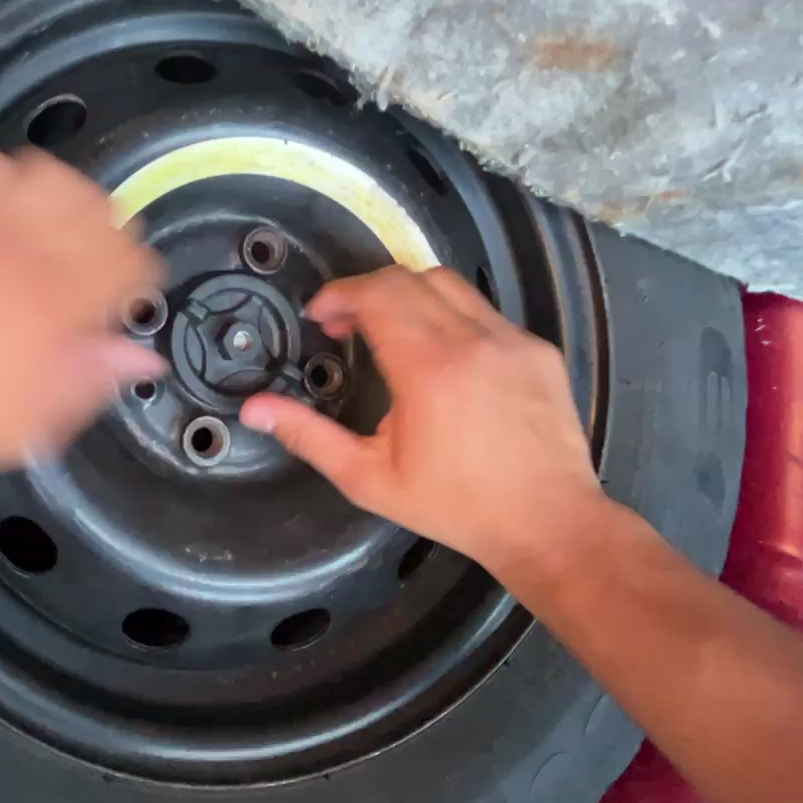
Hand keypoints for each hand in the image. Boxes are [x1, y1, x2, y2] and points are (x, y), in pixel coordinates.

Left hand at [0, 137, 163, 473]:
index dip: (136, 268)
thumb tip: (135, 357)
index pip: (126, 259)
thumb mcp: (23, 421)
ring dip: (57, 192)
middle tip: (92, 249)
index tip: (128, 279)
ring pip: (43, 172)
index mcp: (50, 305)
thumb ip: (88, 378)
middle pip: (93, 205)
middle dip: (104, 225)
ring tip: (47, 219)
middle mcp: (16, 253)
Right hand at [240, 266, 602, 570]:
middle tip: (342, 324)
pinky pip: (482, 310)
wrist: (548, 524)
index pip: (376, 294)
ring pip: (447, 283)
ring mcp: (511, 340)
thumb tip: (254, 410)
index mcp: (428, 367)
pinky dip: (447, 315)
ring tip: (387, 329)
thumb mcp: (366, 477)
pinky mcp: (536, 350)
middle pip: (406, 278)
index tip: (319, 314)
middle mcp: (472, 340)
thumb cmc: (454, 505)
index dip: (338, 294)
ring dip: (405, 294)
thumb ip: (307, 435)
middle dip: (364, 291)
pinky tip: (439, 353)